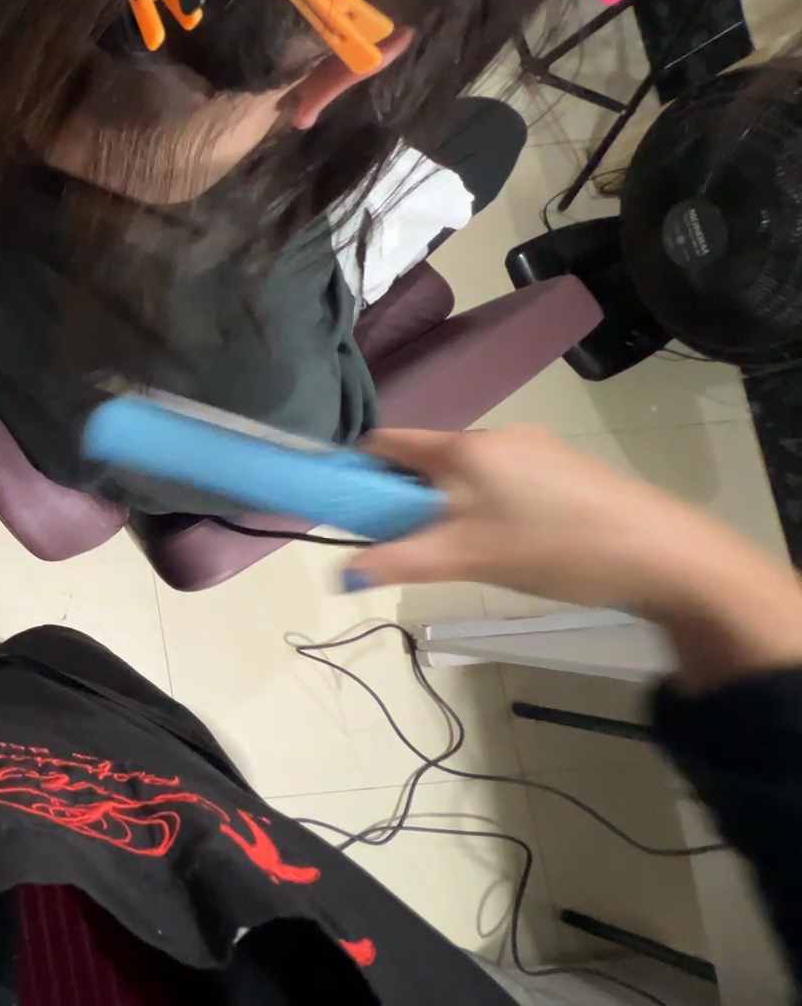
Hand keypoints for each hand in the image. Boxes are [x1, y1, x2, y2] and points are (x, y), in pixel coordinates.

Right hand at [347, 426, 801, 691]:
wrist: (674, 561)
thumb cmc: (552, 546)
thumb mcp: (462, 558)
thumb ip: (394, 563)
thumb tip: (338, 577)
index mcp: (463, 447)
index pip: (384, 442)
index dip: (357, 469)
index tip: (351, 504)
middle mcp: (495, 435)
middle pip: (422, 458)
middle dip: (403, 492)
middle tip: (407, 533)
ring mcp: (536, 448)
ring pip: (462, 470)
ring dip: (445, 499)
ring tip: (461, 541)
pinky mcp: (566, 468)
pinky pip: (499, 476)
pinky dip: (483, 500)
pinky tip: (506, 535)